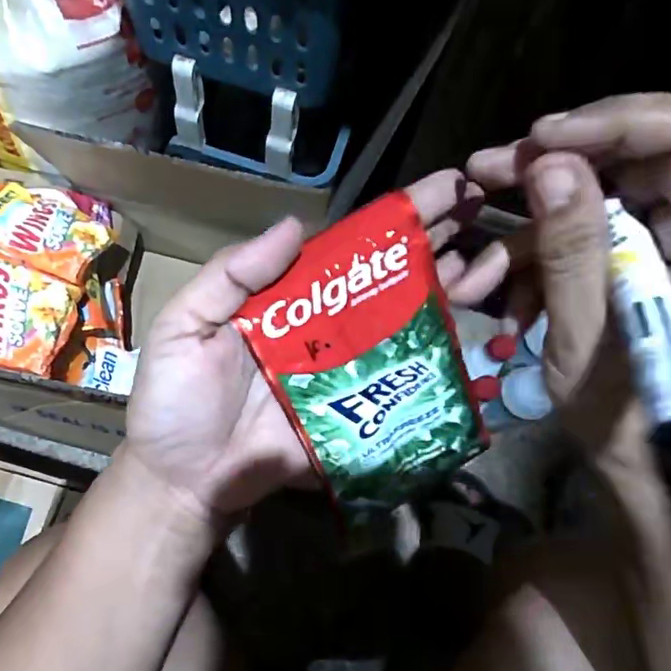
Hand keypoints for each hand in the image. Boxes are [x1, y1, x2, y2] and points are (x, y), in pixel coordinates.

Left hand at [121, 172, 482, 526]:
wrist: (184, 482)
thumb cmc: (174, 404)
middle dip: (437, 246)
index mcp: (282, 304)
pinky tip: (477, 340)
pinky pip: (398, 391)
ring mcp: (342, 377)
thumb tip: (292, 227)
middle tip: (489, 211)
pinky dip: (437, 368)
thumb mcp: (183, 329)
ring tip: (496, 260)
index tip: (444, 188)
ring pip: (403, 329)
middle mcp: (321, 333)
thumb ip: (229, 278)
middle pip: (385, 283)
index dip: (392, 221)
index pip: (344, 252)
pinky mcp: (353, 420)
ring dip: (450, 294)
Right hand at [450, 91, 670, 465]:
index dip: (622, 119)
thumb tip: (549, 166)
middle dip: (560, 157)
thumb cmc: (620, 411)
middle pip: (647, 145)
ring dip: (530, 214)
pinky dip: (534, 252)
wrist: (634, 454)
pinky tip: (498, 291)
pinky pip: (583, 228)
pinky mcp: (636, 258)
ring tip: (475, 253)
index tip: (544, 140)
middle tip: (490, 170)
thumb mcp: (584, 335)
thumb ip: (572, 247)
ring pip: (603, 186)